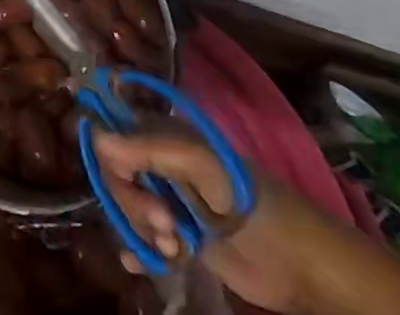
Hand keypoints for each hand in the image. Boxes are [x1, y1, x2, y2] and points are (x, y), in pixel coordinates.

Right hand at [93, 130, 399, 314]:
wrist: (302, 266)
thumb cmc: (255, 204)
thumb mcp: (203, 168)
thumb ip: (150, 150)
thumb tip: (97, 137)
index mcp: (169, 137)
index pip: (118, 133)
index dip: (110, 154)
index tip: (124, 178)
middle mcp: (165, 165)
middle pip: (119, 176)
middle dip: (133, 202)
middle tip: (164, 222)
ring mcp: (172, 202)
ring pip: (129, 210)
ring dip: (140, 229)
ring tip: (174, 246)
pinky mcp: (180, 238)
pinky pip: (142, 240)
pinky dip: (139, 252)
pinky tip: (143, 264)